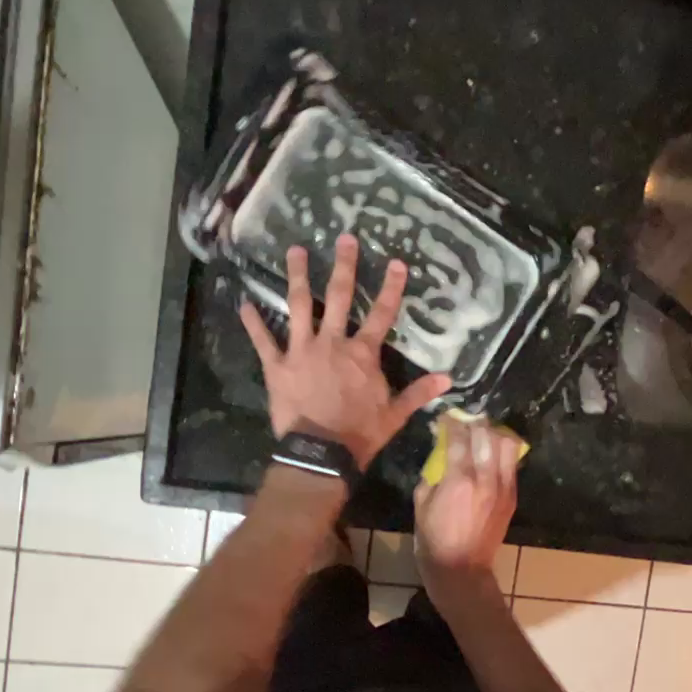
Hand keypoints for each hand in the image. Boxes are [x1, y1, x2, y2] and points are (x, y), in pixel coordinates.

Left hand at [238, 236, 453, 467]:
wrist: (321, 452)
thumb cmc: (360, 434)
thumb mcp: (395, 415)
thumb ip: (419, 392)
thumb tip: (448, 378)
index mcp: (362, 354)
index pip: (382, 315)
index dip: (390, 288)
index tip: (396, 262)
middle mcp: (332, 343)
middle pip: (338, 297)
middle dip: (343, 266)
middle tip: (344, 238)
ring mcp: (301, 351)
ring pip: (298, 306)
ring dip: (297, 277)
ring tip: (295, 251)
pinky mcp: (277, 366)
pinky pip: (263, 340)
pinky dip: (253, 322)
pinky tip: (243, 304)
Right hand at [415, 417, 520, 599]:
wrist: (462, 570)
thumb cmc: (434, 540)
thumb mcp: (421, 504)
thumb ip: (431, 475)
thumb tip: (440, 456)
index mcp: (458, 480)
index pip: (459, 437)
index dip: (452, 422)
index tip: (446, 417)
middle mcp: (485, 479)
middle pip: (487, 435)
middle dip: (475, 423)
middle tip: (466, 421)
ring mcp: (503, 488)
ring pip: (507, 445)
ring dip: (494, 434)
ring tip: (483, 434)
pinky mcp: (512, 497)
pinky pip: (511, 465)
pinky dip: (502, 453)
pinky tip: (492, 454)